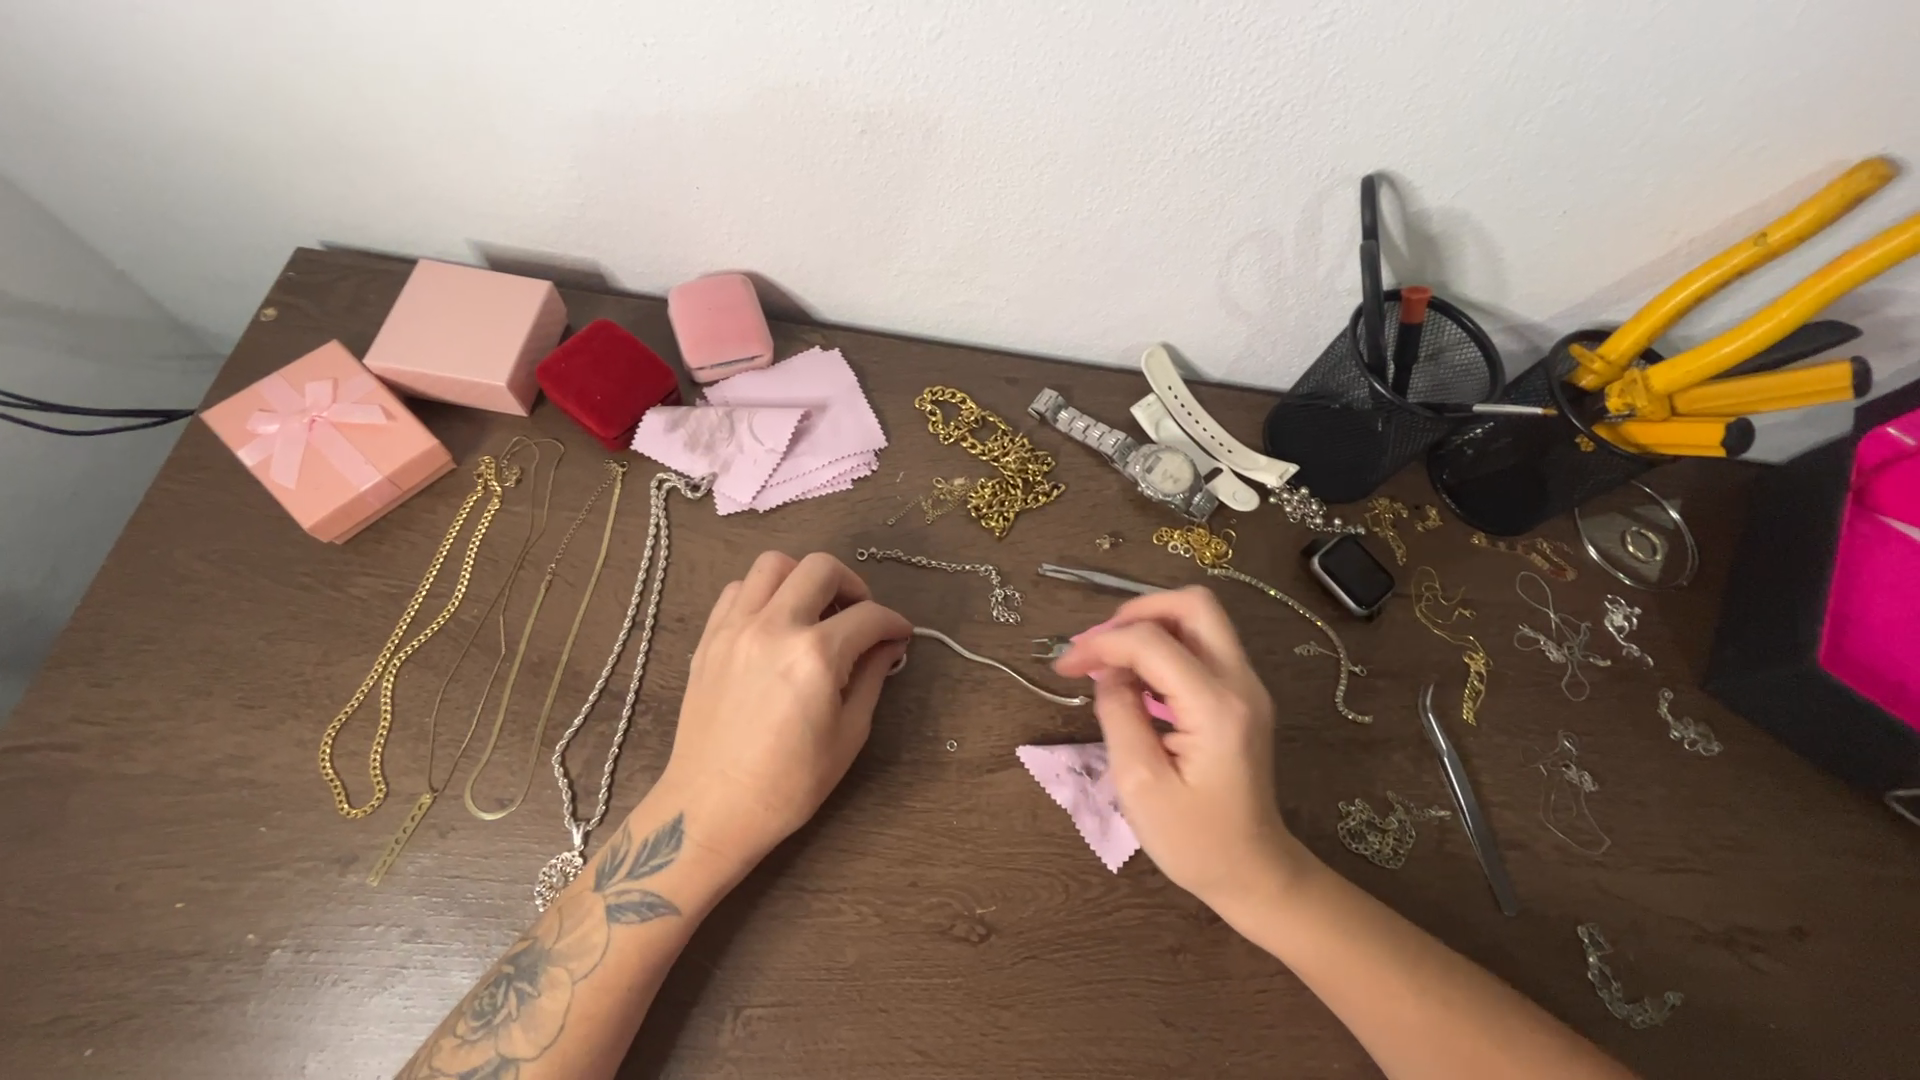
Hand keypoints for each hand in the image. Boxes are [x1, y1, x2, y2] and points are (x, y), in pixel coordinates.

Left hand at [657, 551, 910, 868]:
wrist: (712, 807)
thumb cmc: (789, 784)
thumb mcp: (849, 734)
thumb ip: (872, 677)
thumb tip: (889, 645)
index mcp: (815, 656)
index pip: (869, 616)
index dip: (894, 623)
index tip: (900, 635)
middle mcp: (774, 628)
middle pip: (821, 568)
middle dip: (853, 585)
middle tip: (860, 615)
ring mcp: (735, 628)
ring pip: (773, 565)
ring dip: (803, 578)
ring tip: (815, 610)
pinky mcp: (710, 638)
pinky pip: (738, 589)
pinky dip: (763, 593)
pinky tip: (775, 622)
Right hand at [1053, 587, 1307, 908]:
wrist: (1254, 873)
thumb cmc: (1195, 841)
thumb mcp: (1139, 783)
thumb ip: (1119, 714)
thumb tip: (1106, 672)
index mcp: (1216, 707)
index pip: (1152, 642)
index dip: (1101, 643)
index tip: (1065, 666)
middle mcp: (1240, 683)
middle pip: (1193, 605)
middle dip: (1136, 613)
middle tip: (1099, 645)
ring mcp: (1247, 687)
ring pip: (1199, 620)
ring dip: (1150, 627)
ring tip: (1110, 661)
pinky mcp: (1241, 696)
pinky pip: (1202, 647)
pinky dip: (1164, 647)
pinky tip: (1136, 679)